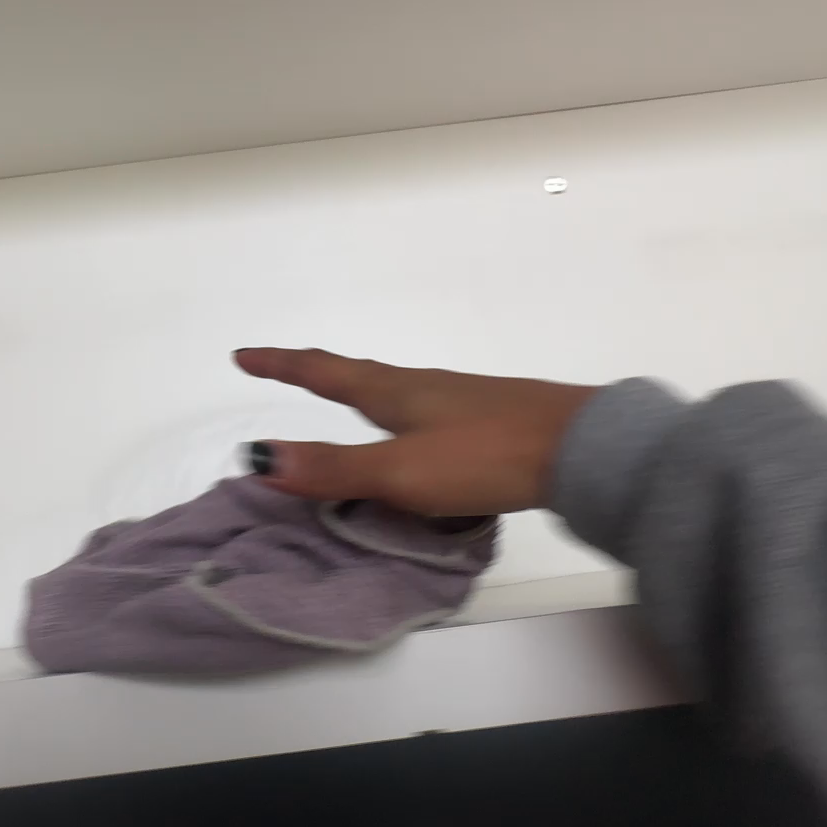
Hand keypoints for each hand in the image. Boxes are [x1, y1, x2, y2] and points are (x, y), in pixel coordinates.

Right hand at [233, 348, 597, 516]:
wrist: (582, 450)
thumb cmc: (484, 454)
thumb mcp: (401, 470)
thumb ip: (333, 468)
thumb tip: (258, 458)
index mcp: (392, 392)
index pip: (322, 371)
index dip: (280, 365)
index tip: (243, 356)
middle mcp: (420, 387)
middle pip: (356, 375)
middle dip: (315, 374)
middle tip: (286, 375)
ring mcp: (456, 400)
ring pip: (391, 394)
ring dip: (356, 397)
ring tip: (343, 407)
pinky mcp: (484, 421)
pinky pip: (420, 416)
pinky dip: (394, 424)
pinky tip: (412, 441)